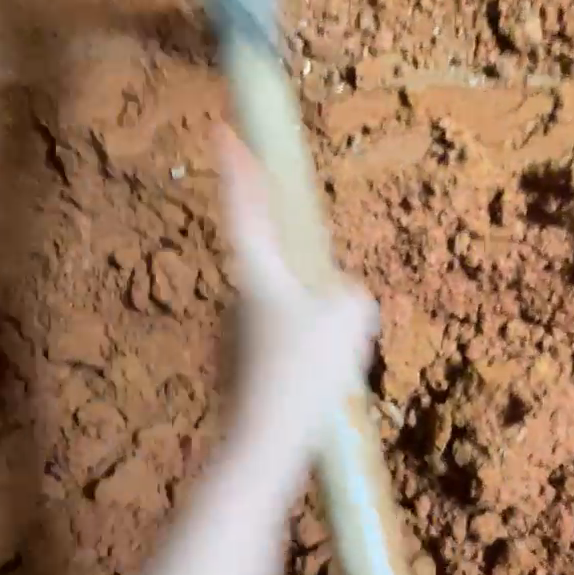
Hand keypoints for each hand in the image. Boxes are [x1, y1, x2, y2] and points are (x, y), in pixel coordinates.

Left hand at [216, 128, 377, 456]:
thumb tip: (340, 297)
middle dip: (305, 277)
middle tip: (335, 317)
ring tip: (329, 362)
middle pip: (275, 264)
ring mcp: (233, 333)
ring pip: (282, 310)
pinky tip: (316, 382)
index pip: (245, 205)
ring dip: (307, 322)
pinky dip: (300, 351)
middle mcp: (236, 294)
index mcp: (257, 271)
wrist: (263, 444)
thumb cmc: (303, 371)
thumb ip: (351, 292)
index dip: (237, 166)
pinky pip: (280, 342)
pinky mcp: (239, 365)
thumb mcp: (350, 316)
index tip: (222, 129)